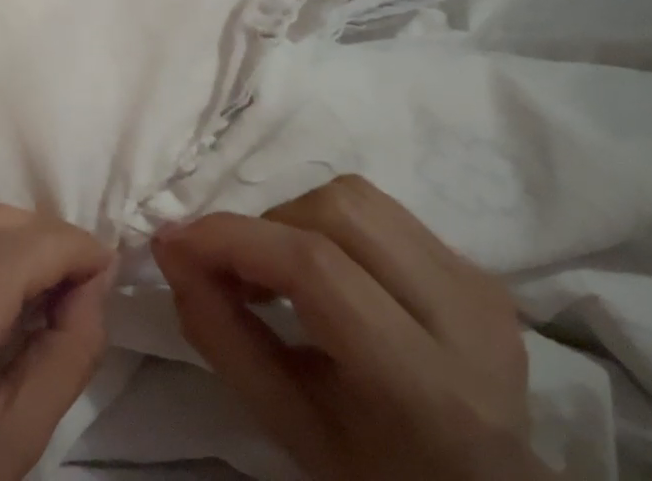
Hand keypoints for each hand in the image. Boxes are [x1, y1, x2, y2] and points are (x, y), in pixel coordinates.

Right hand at [152, 175, 550, 480]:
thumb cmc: (373, 471)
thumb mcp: (287, 426)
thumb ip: (222, 337)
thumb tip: (173, 251)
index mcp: (420, 381)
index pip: (316, 269)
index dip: (233, 240)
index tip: (174, 243)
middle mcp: (463, 315)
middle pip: (340, 211)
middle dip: (265, 228)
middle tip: (232, 275)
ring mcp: (479, 284)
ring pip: (359, 198)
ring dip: (294, 220)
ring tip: (275, 274)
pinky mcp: (478, 267)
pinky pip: (382, 213)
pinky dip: (328, 228)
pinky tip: (323, 275)